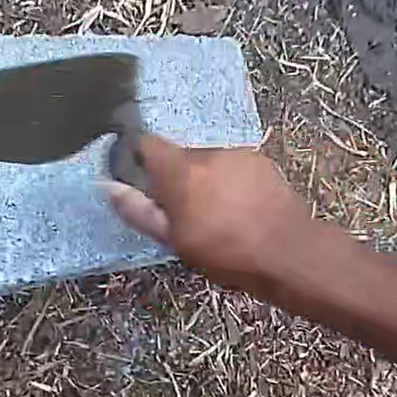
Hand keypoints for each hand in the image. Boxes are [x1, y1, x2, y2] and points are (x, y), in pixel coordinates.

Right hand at [104, 135, 313, 290]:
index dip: (141, 158)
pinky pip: (233, 166)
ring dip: (205, 181)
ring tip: (219, 215)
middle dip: (177, 179)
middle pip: (179, 157)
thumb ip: (139, 211)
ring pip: (208, 162)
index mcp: (180, 172)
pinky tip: (242, 208)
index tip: (145, 182)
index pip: (148, 143)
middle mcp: (208, 153)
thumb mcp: (175, 240)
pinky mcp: (261, 160)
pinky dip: (230, 181)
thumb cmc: (225, 253)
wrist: (288, 253)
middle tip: (187, 214)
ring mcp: (238, 154)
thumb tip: (109, 187)